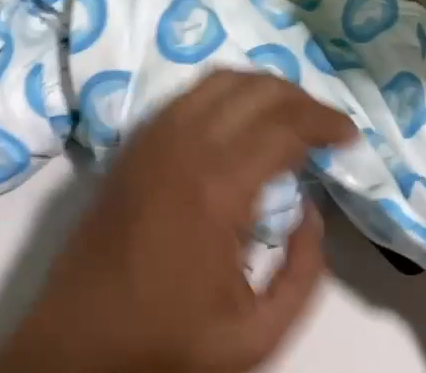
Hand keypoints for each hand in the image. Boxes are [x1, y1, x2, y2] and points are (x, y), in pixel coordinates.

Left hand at [0, 69, 356, 372]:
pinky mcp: (134, 143)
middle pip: (258, 89)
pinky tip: (241, 120)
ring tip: (289, 118)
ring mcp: (153, 137)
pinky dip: (227, 93)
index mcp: (218, 188)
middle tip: (326, 128)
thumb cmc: (165, 343)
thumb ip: (303, 272)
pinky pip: (190, 93)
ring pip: (222, 79)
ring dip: (265, 89)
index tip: (349, 137)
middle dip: (303, 100)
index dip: (326, 123)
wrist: (76, 347)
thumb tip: (311, 210)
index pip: (286, 125)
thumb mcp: (255, 335)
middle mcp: (185, 145)